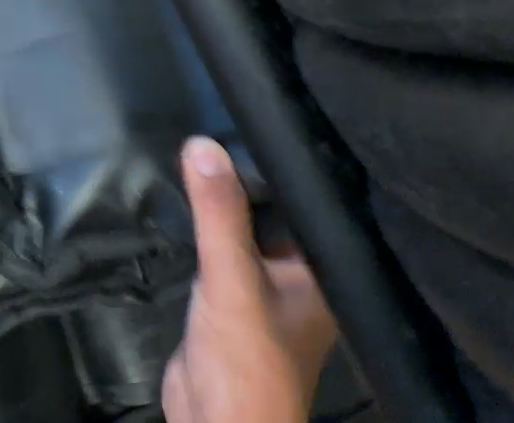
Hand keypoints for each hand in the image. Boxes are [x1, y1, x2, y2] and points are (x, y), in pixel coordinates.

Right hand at [162, 137, 338, 422]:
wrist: (215, 419)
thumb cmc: (245, 353)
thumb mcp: (230, 274)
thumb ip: (218, 212)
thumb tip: (202, 143)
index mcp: (324, 276)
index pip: (311, 208)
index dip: (287, 168)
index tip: (262, 120)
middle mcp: (303, 280)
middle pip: (276, 216)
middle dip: (249, 180)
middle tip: (221, 124)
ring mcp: (266, 291)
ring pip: (247, 233)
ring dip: (225, 205)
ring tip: (201, 153)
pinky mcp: (230, 300)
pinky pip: (222, 251)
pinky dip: (207, 230)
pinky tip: (189, 204)